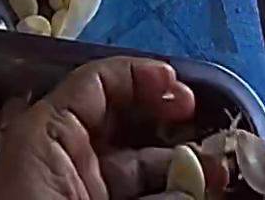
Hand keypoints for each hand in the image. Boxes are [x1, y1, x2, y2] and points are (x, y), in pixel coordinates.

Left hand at [0, 57, 197, 199]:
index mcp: (49, 134)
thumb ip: (147, 193)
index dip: (142, 76)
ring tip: (215, 172)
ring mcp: (74, 194)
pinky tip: (193, 195)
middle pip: (121, 120)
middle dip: (165, 120)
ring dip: (173, 166)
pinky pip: (129, 199)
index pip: (99, 82)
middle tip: (202, 123)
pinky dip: (159, 198)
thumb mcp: (81, 197)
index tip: (180, 88)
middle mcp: (62, 157)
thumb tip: (201, 184)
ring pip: (131, 167)